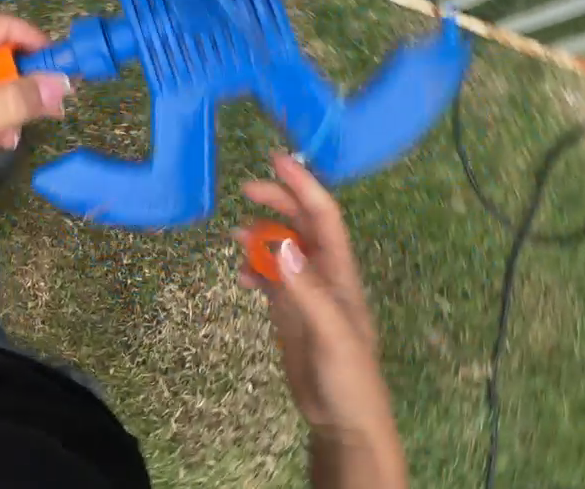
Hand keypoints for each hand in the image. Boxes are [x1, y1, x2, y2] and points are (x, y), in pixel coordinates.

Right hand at [235, 153, 404, 480]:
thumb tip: (278, 241)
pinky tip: (240, 275)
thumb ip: (305, 287)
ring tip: (235, 233)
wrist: (345, 423)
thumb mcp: (331, 332)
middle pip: (300, 223)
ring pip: (281, 246)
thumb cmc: (349, 377)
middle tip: (246, 188)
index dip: (303, 185)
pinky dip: (253, 268)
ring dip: (261, 234)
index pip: (323, 215)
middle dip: (277, 201)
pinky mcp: (290, 310)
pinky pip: (269, 276)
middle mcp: (323, 273)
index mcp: (340, 271)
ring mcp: (305, 291)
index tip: (277, 160)